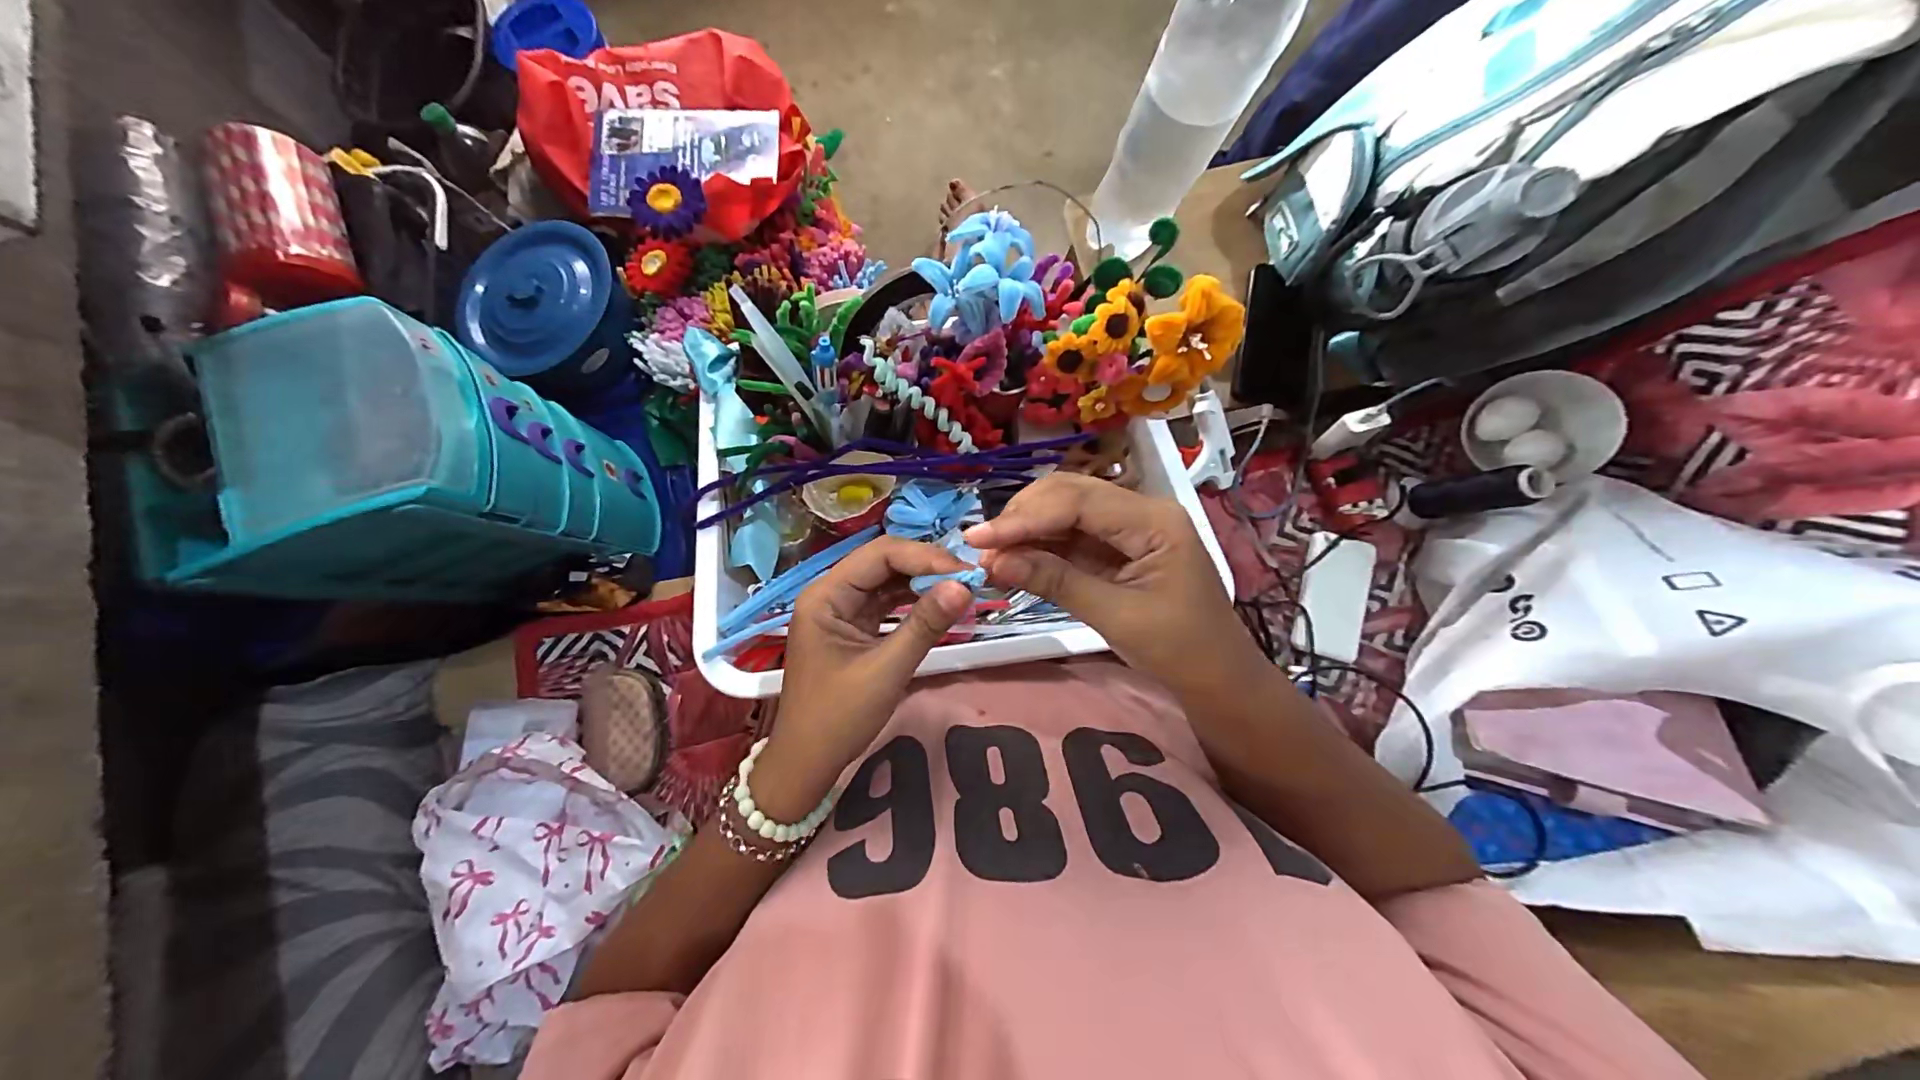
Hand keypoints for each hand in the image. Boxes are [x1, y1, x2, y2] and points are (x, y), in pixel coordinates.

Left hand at [754, 537, 973, 817]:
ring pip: (887, 581)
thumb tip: (964, 587)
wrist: (807, 762)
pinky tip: (940, 603)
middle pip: (884, 562)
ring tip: (962, 588)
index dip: (924, 557)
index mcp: (825, 595)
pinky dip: (913, 601)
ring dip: (923, 582)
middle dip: (926, 566)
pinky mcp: (853, 627)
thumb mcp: (886, 670)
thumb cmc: (838, 718)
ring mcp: (841, 610)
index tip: (965, 572)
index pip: (880, 554)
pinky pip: (886, 603)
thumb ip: (924, 625)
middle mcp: (830, 593)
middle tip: (970, 578)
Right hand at [965, 473, 1265, 694]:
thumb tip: (993, 562)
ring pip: (1066, 512)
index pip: (1078, 501)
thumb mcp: (1115, 616)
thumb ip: (1055, 581)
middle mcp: (1142, 510)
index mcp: (1154, 519)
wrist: (1217, 678)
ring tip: (988, 556)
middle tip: (980, 548)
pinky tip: (1012, 560)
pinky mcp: (1118, 547)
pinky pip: (1071, 536)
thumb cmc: (1179, 649)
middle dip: (1022, 517)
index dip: (1024, 517)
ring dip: (1026, 531)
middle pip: (1069, 494)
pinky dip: (1040, 547)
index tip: (979, 539)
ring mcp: (1129, 527)